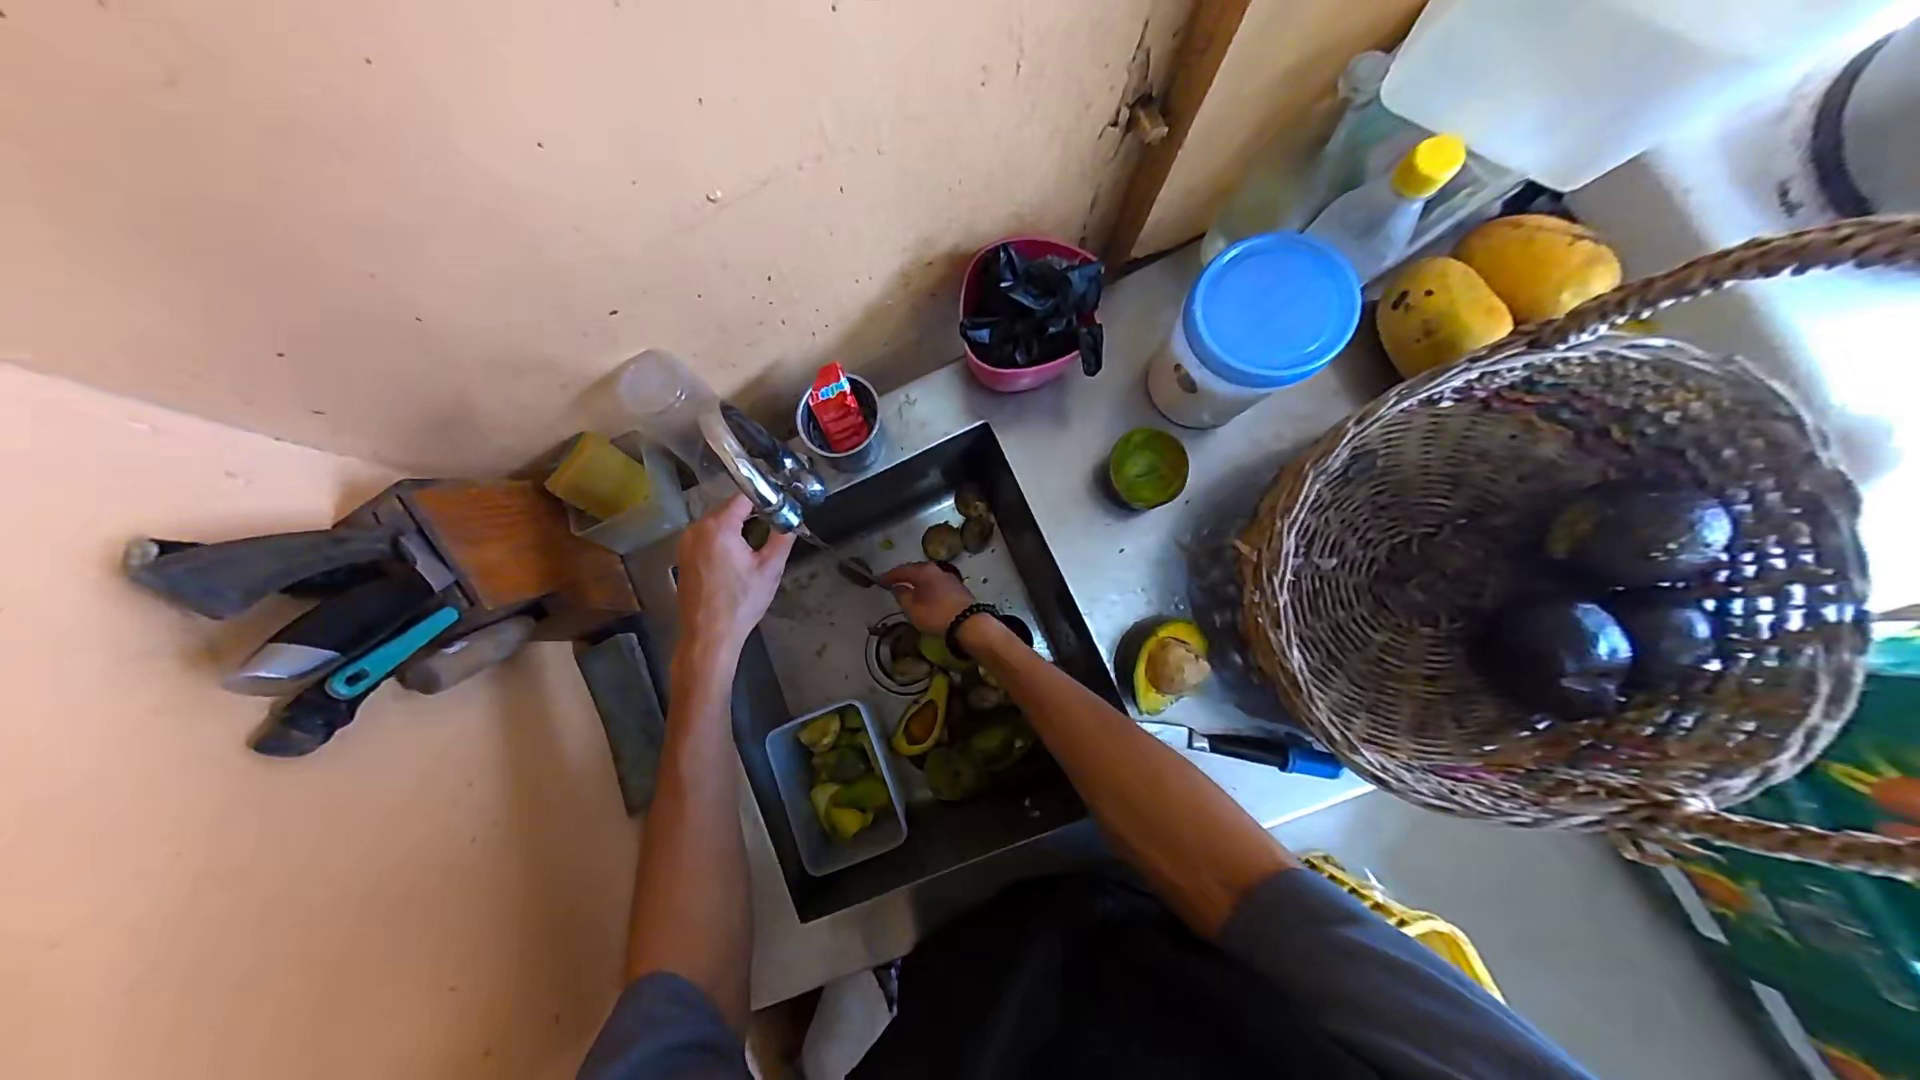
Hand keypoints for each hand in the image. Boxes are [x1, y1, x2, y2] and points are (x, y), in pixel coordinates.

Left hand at [674, 495, 795, 654]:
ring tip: (758, 541)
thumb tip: (791, 521)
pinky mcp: (683, 557)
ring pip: (716, 523)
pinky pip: (706, 537)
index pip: (742, 497)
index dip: (763, 498)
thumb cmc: (740, 603)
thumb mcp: (770, 569)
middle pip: (727, 508)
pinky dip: (723, 539)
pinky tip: (738, 556)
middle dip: (750, 513)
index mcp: (717, 527)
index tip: (779, 505)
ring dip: (737, 527)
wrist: (709, 635)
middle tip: (773, 524)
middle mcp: (696, 530)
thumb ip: (782, 538)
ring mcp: (686, 544)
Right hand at [879, 561, 976, 634]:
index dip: (889, 576)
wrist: (969, 622)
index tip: (879, 581)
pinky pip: (937, 584)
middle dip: (904, 576)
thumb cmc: (936, 614)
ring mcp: (950, 577)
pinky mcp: (958, 588)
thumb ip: (901, 596)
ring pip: (928, 577)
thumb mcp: (912, 608)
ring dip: (917, 582)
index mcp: (924, 571)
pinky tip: (926, 596)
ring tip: (909, 590)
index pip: (901, 569)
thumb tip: (897, 587)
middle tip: (893, 584)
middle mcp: (937, 569)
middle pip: (916, 570)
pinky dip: (928, 587)